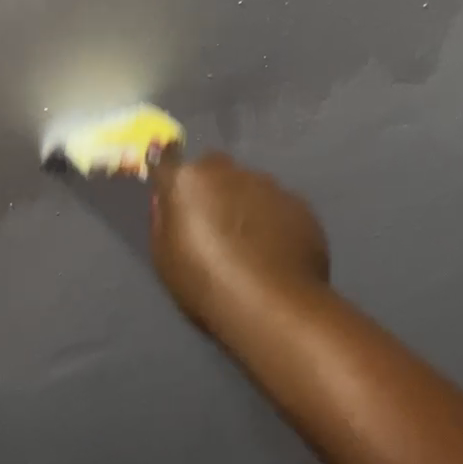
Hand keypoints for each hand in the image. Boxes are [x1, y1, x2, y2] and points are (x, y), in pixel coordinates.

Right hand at [149, 151, 329, 331]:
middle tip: (213, 222)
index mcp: (187, 180)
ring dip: (244, 202)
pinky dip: (273, 220)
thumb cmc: (206, 284)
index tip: (171, 180)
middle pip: (213, 168)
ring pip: (249, 185)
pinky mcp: (299, 204)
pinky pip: (277, 205)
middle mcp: (227, 171)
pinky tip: (276, 251)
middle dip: (211, 186)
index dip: (168, 166)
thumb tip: (167, 201)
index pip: (168, 157)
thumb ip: (163, 220)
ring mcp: (267, 185)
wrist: (274, 307)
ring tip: (250, 242)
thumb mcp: (165, 258)